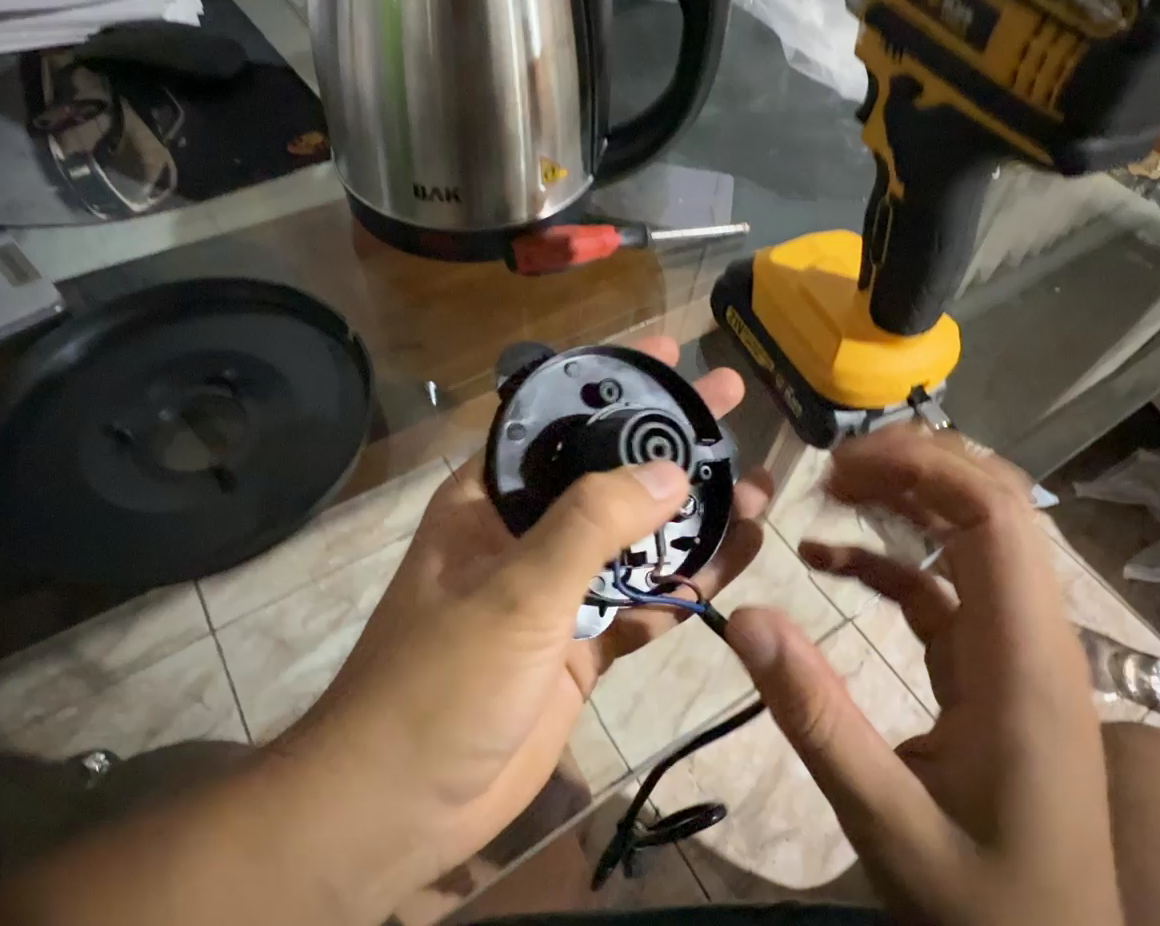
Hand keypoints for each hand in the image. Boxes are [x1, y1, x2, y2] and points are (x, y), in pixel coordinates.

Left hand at [275, 337, 770, 897]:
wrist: (402, 804)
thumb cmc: (441, 681)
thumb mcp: (516, 590)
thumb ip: (593, 524)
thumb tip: (670, 470)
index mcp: (488, 500)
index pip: (553, 419)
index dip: (610, 383)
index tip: (668, 355)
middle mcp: (524, 535)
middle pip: (606, 475)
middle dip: (668, 444)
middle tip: (733, 405)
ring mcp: (555, 593)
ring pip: (633, 542)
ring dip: (691, 520)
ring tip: (757, 491)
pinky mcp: (579, 647)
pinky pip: (640, 605)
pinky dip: (683, 589)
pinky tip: (734, 566)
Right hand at [725, 426, 1121, 925]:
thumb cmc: (982, 907)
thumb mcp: (885, 820)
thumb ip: (815, 716)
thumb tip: (744, 615)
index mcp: (1027, 664)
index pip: (997, 517)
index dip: (925, 465)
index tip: (839, 464)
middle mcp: (1035, 641)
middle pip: (993, 509)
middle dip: (912, 469)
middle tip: (826, 473)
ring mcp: (1017, 654)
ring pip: (974, 540)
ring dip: (905, 504)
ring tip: (828, 493)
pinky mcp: (993, 672)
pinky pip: (946, 591)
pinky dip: (891, 564)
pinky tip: (831, 562)